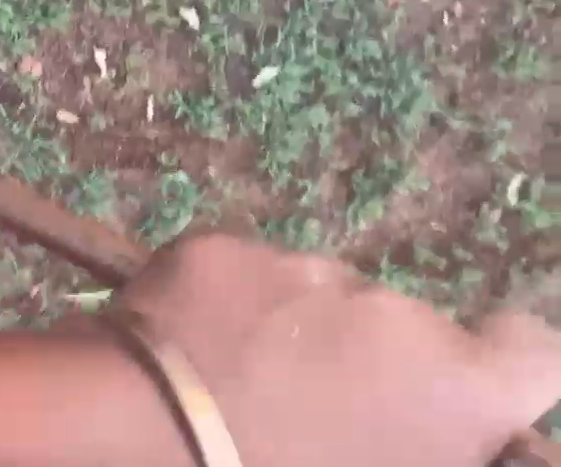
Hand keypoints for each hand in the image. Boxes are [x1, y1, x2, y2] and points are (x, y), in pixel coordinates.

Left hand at [113, 233, 560, 466]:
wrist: (161, 420)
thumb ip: (441, 440)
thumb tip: (439, 413)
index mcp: (462, 381)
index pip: (530, 349)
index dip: (500, 361)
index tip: (460, 376)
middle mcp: (390, 307)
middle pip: (398, 318)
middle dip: (369, 345)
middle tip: (318, 385)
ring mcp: (297, 264)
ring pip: (311, 286)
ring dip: (294, 312)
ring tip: (246, 359)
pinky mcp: (219, 244)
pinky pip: (239, 266)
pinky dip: (228, 289)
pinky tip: (199, 327)